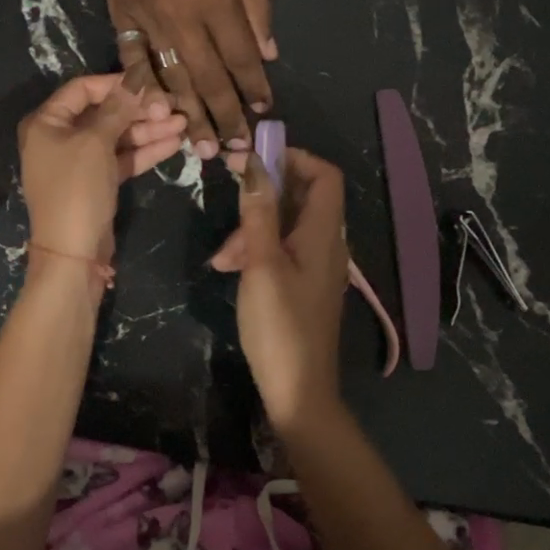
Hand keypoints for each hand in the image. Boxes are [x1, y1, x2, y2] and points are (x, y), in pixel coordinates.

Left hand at [18, 74, 187, 259]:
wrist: (73, 252)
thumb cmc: (76, 188)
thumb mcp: (96, 142)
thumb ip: (117, 109)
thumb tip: (135, 82)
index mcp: (46, 122)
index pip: (82, 89)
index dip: (115, 84)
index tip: (148, 83)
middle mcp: (59, 138)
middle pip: (103, 113)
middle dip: (139, 109)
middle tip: (173, 106)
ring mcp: (78, 162)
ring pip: (116, 137)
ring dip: (148, 129)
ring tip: (184, 123)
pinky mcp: (95, 182)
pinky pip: (120, 158)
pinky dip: (144, 151)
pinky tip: (174, 143)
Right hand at [98, 0, 275, 160]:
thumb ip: (256, 7)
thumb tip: (267, 55)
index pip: (241, 58)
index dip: (255, 89)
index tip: (264, 113)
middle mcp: (183, 18)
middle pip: (209, 80)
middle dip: (225, 118)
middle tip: (235, 152)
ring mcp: (149, 22)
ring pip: (173, 80)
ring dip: (190, 117)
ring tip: (202, 149)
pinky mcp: (122, 20)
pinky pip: (135, 64)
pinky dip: (146, 91)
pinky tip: (156, 114)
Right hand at [210, 149, 348, 425]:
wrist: (298, 390)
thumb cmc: (279, 325)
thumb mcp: (261, 263)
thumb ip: (259, 212)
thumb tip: (255, 163)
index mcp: (323, 234)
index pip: (324, 175)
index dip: (293, 159)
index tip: (253, 161)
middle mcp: (327, 244)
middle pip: (300, 197)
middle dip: (261, 198)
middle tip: (229, 207)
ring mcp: (317, 266)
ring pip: (285, 225)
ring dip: (252, 229)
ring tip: (222, 257)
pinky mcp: (304, 285)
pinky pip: (283, 250)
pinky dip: (257, 251)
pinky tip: (230, 270)